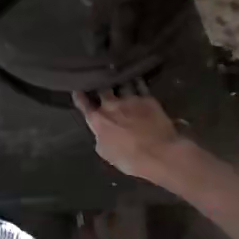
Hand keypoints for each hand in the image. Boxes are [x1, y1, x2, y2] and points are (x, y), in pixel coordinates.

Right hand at [73, 82, 193, 181]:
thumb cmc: (131, 159)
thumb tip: (101, 131)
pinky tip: (136, 81)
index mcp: (98, 120)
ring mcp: (131, 99)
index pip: (83, 104)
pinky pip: (139, 86)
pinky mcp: (148, 98)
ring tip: (119, 79)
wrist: (160, 153)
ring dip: (119, 83)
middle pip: (102, 88)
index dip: (79, 96)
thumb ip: (101, 138)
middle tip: (100, 83)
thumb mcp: (107, 153)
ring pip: (121, 83)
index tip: (78, 91)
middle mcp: (112, 105)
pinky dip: (136, 83)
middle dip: (100, 86)